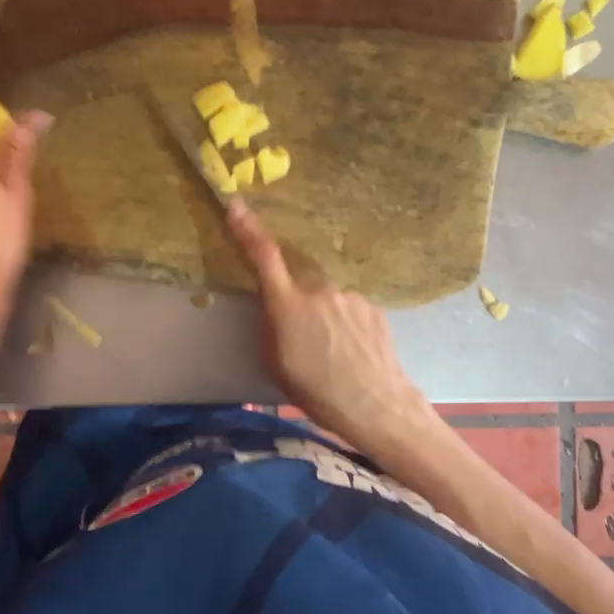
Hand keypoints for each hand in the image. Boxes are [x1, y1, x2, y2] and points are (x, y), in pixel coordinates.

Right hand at [227, 199, 434, 451]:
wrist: (377, 406)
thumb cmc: (317, 393)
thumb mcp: (276, 365)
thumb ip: (270, 328)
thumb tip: (274, 311)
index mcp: (288, 305)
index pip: (264, 258)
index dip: (248, 231)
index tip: (236, 207)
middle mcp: (319, 291)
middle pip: (298, 285)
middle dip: (295, 305)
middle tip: (302, 343)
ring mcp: (350, 297)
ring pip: (325, 299)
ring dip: (323, 319)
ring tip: (331, 356)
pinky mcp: (372, 307)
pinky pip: (347, 310)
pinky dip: (344, 327)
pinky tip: (351, 355)